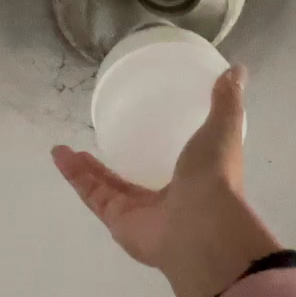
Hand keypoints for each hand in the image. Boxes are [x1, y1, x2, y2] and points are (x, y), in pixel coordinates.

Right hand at [52, 65, 282, 296]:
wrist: (203, 226)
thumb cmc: (216, 179)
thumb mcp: (222, 131)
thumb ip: (225, 103)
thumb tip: (236, 69)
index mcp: (193, 183)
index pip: (170, 167)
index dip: (156, 151)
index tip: (142, 134)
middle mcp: (164, 203)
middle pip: (130, 182)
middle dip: (111, 166)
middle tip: (97, 143)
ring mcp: (139, 215)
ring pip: (106, 188)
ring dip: (85, 170)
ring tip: (66, 150)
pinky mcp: (117, 220)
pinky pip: (92, 194)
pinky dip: (74, 175)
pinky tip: (59, 154)